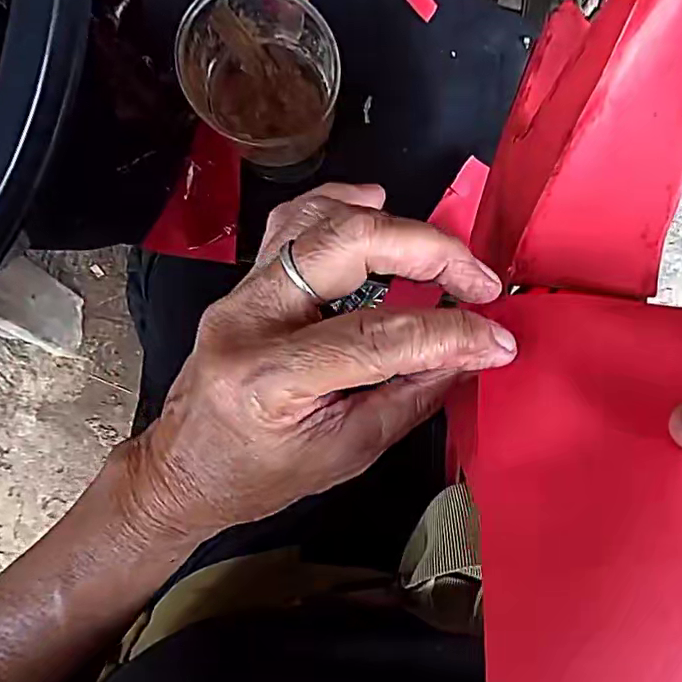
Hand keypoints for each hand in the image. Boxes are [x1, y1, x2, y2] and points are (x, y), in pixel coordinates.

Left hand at [111, 183, 515, 541]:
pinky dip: (342, 206)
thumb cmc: (259, 477)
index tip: (496, 338)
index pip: (379, 337)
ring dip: (393, 225)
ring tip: (444, 252)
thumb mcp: (347, 452)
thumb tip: (467, 355)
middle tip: (479, 280)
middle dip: (430, 253)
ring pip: (320, 220)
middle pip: (348, 247)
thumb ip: (411, 397)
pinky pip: (293, 224)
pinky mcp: (245, 285)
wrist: (186, 471)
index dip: (451, 334)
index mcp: (272, 379)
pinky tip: (377, 204)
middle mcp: (249, 321)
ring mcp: (240, 294)